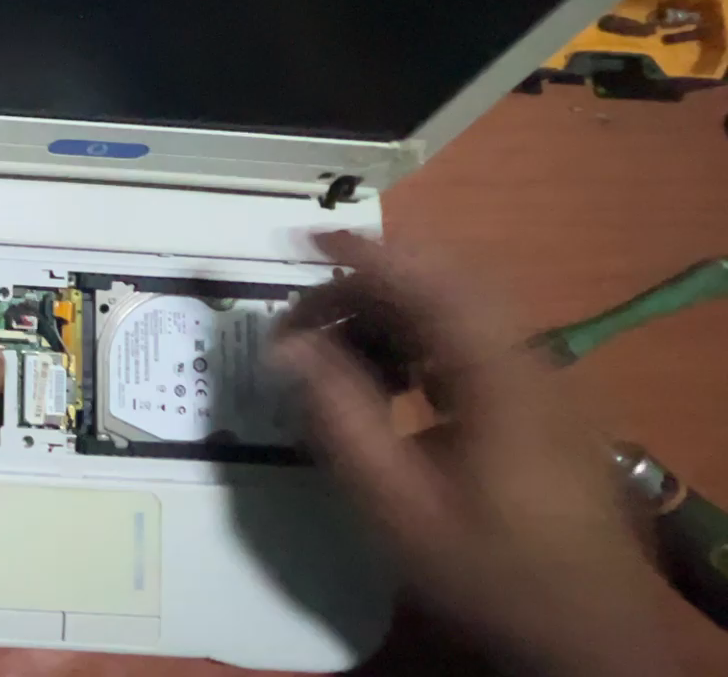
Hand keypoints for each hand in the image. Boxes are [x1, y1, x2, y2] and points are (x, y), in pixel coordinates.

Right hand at [275, 232, 676, 676]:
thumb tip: (285, 345)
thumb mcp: (392, 498)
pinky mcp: (532, 398)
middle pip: (439, 287)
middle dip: (359, 286)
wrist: (587, 633)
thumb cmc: (484, 565)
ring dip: (379, 311)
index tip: (304, 239)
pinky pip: (460, 338)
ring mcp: (535, 381)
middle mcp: (526, 367)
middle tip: (299, 320)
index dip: (367, 254)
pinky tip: (377, 370)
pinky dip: (405, 335)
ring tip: (325, 344)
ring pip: (449, 310)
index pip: (433, 287)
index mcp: (499, 385)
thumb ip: (336, 413)